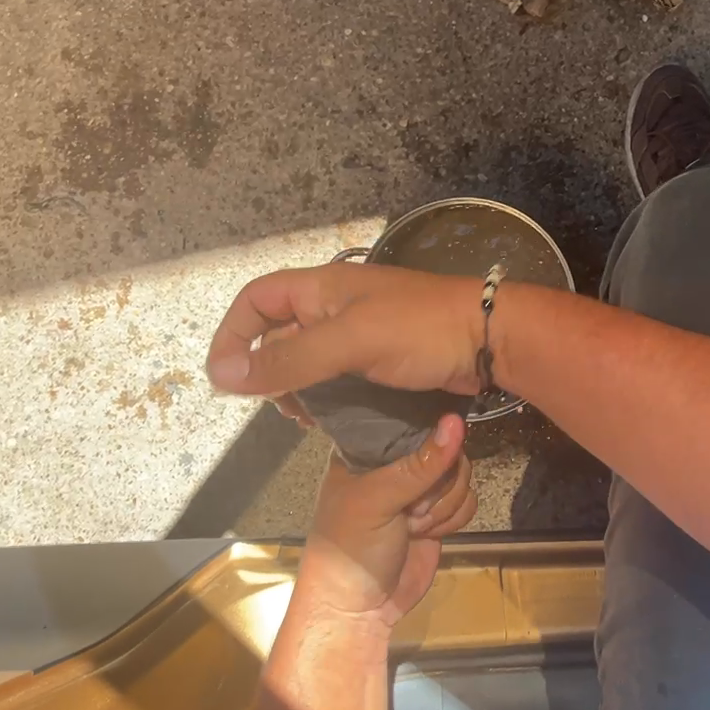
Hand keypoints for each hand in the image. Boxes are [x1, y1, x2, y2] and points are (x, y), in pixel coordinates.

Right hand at [208, 263, 485, 401]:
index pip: (257, 298)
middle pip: (279, 333)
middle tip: (282, 408)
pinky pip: (336, 375)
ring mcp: (360, 332)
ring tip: (307, 419)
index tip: (225, 378)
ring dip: (297, 389)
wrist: (486, 338)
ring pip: (307, 360)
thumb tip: (223, 374)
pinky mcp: (379, 357)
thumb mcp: (350, 341)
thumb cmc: (419, 330)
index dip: (233, 332)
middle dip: (268, 371)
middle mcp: (335, 306)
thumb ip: (289, 358)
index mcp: (323, 288)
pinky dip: (325, 396)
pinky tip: (331, 420)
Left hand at [292, 413, 477, 626]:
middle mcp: (397, 463)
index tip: (425, 462)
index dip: (428, 437)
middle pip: (447, 447)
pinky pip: (468, 499)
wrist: (358, 612)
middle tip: (412, 509)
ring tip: (414, 526)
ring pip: (461, 474)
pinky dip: (455, 519)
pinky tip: (430, 535)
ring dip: (444, 505)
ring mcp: (420, 489)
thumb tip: (457, 421)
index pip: (414, 420)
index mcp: (369, 450)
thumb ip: (421, 463)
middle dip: (437, 484)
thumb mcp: (380, 500)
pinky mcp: (439, 513)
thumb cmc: (351, 548)